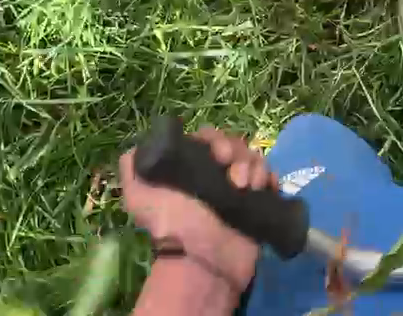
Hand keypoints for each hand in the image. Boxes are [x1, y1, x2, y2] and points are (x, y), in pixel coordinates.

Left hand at [120, 127, 271, 289]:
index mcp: (194, 169)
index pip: (210, 138)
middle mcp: (217, 175)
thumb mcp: (141, 198)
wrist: (202, 264)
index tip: (219, 154)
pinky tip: (263, 188)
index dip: (216, 140)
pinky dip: (270, 178)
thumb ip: (132, 171)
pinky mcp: (259, 203)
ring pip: (254, 159)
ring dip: (254, 166)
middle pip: (235, 145)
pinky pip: (270, 179)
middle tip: (235, 174)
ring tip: (247, 186)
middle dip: (238, 153)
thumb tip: (132, 149)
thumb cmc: (173, 226)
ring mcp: (240, 188)